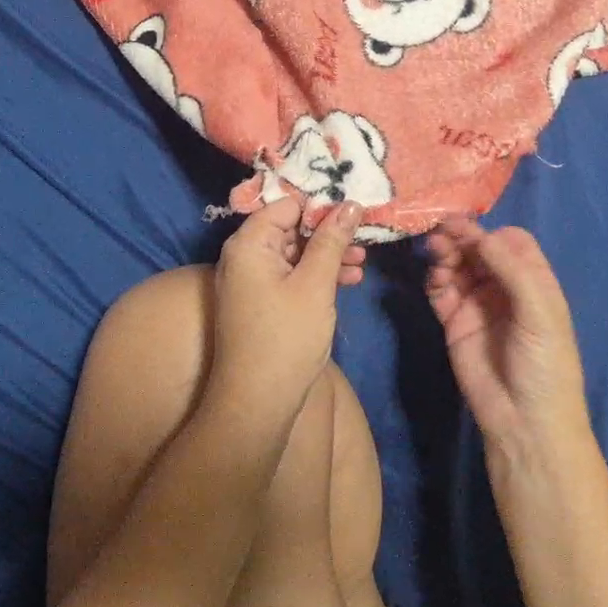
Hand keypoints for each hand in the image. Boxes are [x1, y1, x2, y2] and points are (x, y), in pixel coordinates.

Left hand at [206, 198, 365, 422]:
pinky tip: (348, 280)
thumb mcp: (316, 284)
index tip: (353, 208)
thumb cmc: (286, 337)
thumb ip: (332, 240)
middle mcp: (243, 256)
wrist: (257, 403)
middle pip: (290, 227)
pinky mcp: (259, 301)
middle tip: (364, 236)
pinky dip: (316, 275)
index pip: (286, 204)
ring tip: (362, 260)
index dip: (320, 204)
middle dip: (327, 231)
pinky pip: (290, 274)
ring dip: (327, 254)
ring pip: (294, 252)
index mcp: (249, 243)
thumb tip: (350, 204)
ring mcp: (249, 280)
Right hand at [425, 220, 588, 448]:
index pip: (511, 242)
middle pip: (479, 250)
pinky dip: (435, 280)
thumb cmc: (545, 363)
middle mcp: (505, 288)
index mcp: (534, 282)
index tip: (469, 229)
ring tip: (436, 253)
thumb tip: (480, 235)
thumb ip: (511, 269)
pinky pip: (441, 291)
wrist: (524, 422)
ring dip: (446, 255)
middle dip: (462, 238)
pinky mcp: (455, 323)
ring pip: (458, 266)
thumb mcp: (539, 312)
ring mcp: (478, 304)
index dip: (491, 232)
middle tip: (441, 233)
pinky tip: (434, 279)